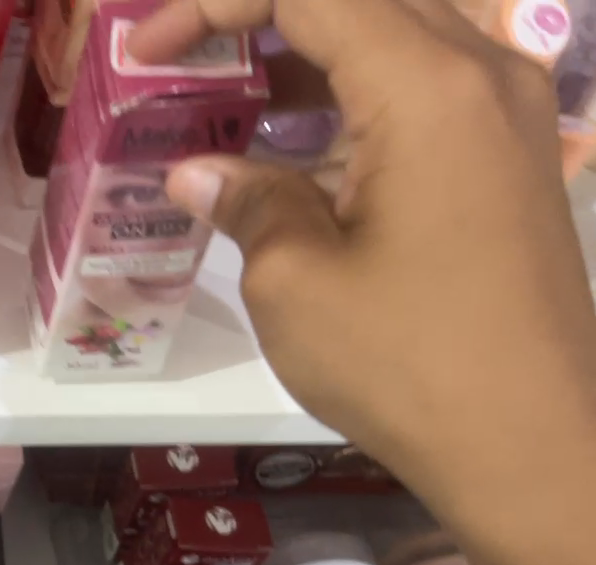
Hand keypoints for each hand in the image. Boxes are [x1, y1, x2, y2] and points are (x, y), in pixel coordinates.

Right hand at [128, 0, 595, 526]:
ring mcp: (505, 112)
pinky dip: (347, 87)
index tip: (144, 50)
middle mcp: (482, 74)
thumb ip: (248, 202)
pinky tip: (292, 134)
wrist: (520, 423)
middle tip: (176, 62)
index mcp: (426, 92)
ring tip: (226, 89)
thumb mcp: (290, 278)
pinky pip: (420, 83)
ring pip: (402, 32)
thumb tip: (196, 171)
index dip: (220, 6)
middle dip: (260, 15)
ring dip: (307, 46)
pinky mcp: (501, 155)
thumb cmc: (396, 351)